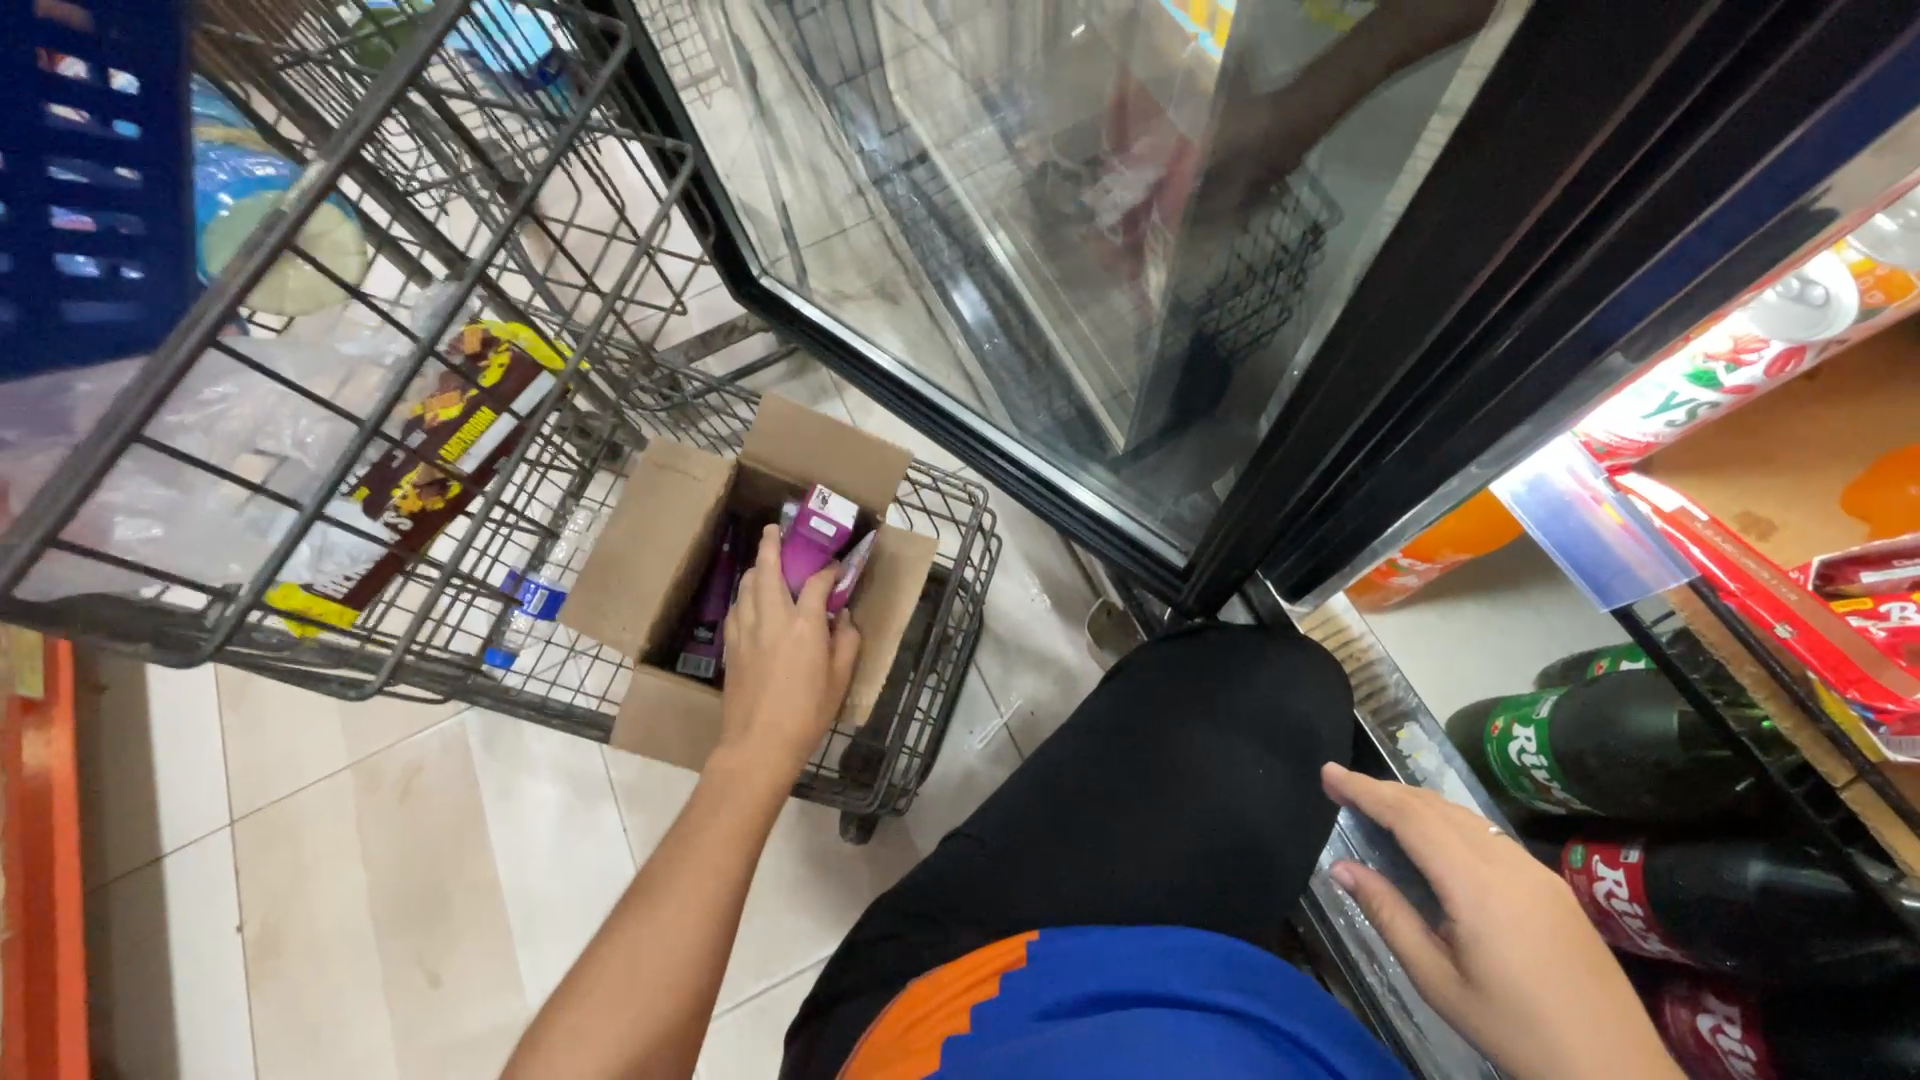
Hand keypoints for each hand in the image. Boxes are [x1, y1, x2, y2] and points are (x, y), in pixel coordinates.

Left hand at [720, 525, 860, 778]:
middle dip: (771, 545)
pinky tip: (750, 601)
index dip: (828, 570)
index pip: (817, 582)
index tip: (837, 567)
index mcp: (804, 624)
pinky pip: (736, 608)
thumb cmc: (808, 713)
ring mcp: (746, 630)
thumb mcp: (840, 678)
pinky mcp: (730, 645)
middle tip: (775, 530)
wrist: (759, 743)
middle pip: (767, 569)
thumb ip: (846, 641)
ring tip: (763, 563)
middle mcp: (772, 617)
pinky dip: (744, 596)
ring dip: (755, 568)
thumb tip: (842, 618)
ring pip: (746, 586)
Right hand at [1320, 763, 1681, 1079]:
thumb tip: (1340, 868)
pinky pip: (1489, 836)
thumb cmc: (1514, 1031)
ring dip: (1418, 804)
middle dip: (1386, 790)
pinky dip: (1448, 822)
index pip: (1410, 817)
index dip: (1365, 790)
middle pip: (1437, 807)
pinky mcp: (1554, 888)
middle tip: (1342, 785)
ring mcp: (1537, 873)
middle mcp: (1509, 865)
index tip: (1328, 771)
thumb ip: (1388, 915)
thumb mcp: (1436, 980)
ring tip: (1378, 805)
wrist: (1616, 1072)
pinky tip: (1433, 838)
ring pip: (1466, 817)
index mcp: (1477, 886)